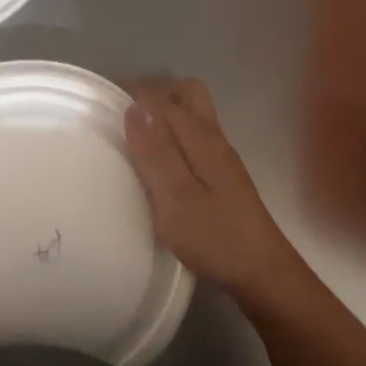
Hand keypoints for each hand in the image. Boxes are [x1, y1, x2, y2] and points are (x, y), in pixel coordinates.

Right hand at [123, 79, 302, 296]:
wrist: (261, 273)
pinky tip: (157, 160)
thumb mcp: (176, 198)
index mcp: (202, 140)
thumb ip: (155, 153)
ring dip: (165, 112)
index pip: (165, 99)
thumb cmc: (214, 237)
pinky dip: (173, 135)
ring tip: (134, 131)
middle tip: (123, 109)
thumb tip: (136, 106)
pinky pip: (195, 138)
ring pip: (194, 116)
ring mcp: (222, 160)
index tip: (104, 96)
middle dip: (156, 92)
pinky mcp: (223, 178)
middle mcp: (215, 141)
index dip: (135, 91)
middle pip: (188, 95)